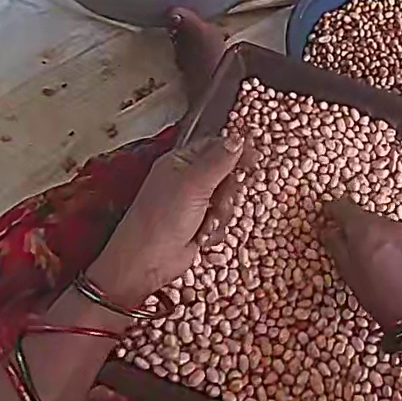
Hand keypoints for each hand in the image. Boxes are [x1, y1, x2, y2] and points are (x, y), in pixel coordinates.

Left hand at [86, 134, 246, 312]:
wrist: (147, 261)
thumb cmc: (162, 219)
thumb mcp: (193, 185)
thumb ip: (218, 161)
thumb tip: (238, 139)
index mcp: (181, 162)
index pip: (215, 146)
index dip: (235, 152)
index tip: (254, 158)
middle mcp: (187, 179)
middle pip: (226, 174)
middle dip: (227, 191)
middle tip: (219, 199)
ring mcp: (194, 203)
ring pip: (227, 199)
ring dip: (221, 213)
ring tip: (206, 222)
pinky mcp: (199, 224)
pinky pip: (222, 220)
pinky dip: (215, 229)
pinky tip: (201, 236)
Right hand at [319, 197, 401, 329]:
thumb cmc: (373, 291)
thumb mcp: (346, 269)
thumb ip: (335, 243)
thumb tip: (326, 230)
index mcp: (363, 227)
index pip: (342, 206)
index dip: (331, 209)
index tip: (325, 215)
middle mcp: (385, 222)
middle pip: (363, 216)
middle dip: (353, 226)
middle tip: (346, 243)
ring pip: (381, 226)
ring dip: (372, 235)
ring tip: (369, 257)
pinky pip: (396, 236)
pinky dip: (388, 243)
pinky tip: (388, 262)